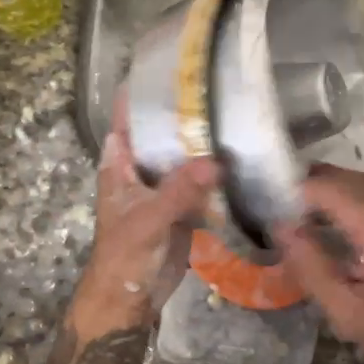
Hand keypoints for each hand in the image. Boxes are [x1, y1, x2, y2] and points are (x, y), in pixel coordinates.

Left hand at [76, 95, 220, 325]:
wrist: (132, 298)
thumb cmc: (126, 252)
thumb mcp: (149, 218)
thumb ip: (180, 189)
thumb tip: (216, 161)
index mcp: (120, 162)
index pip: (128, 116)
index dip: (143, 92)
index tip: (172, 66)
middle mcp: (141, 168)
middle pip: (162, 132)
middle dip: (185, 113)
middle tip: (221, 87)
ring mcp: (163, 186)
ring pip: (184, 155)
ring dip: (204, 141)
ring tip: (238, 113)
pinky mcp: (183, 205)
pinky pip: (200, 181)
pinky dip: (217, 171)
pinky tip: (242, 155)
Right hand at [274, 164, 363, 363]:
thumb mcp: (350, 315)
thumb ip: (312, 267)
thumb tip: (281, 226)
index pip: (329, 188)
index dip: (297, 191)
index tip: (274, 205)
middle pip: (348, 177)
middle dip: (315, 187)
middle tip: (288, 209)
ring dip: (339, 191)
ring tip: (314, 215)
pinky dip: (363, 197)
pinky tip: (351, 222)